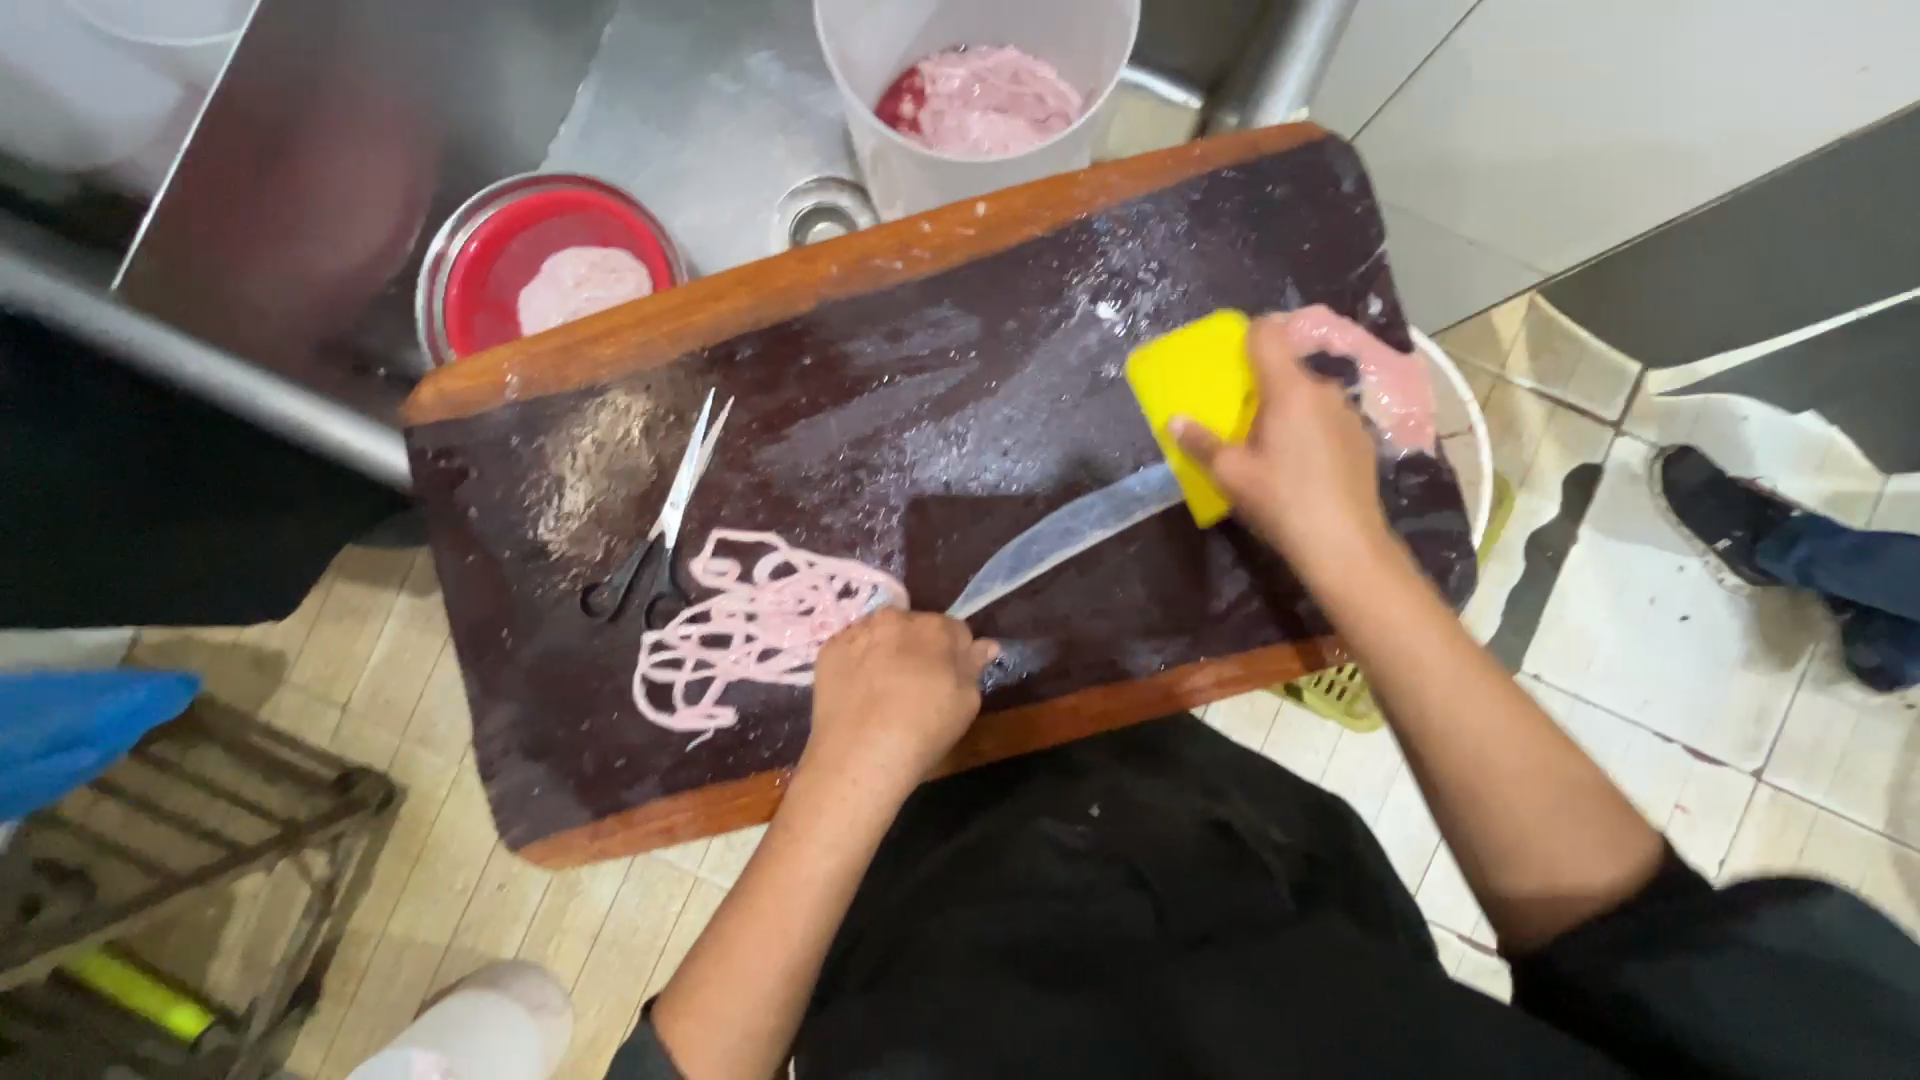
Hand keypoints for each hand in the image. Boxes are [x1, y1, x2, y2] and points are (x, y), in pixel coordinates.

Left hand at [802, 610, 998, 799]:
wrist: (859, 754)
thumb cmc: (923, 730)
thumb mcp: (965, 703)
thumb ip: (973, 667)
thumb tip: (985, 645)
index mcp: (936, 627)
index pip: (955, 631)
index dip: (955, 655)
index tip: (949, 680)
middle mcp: (896, 618)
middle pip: (915, 627)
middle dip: (920, 647)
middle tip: (916, 685)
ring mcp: (858, 631)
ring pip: (881, 633)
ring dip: (887, 650)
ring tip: (883, 689)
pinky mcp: (829, 649)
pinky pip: (852, 647)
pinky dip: (857, 661)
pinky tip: (858, 691)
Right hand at [1170, 312, 1390, 575]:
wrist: (1344, 543)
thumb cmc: (1279, 500)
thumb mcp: (1229, 474)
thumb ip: (1200, 443)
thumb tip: (1174, 422)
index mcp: (1288, 389)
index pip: (1268, 333)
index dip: (1247, 335)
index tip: (1230, 359)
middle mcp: (1323, 390)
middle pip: (1287, 368)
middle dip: (1262, 384)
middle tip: (1240, 417)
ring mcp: (1348, 413)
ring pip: (1309, 396)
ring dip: (1288, 409)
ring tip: (1270, 446)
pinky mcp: (1362, 438)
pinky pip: (1327, 419)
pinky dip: (1310, 429)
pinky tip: (1302, 466)